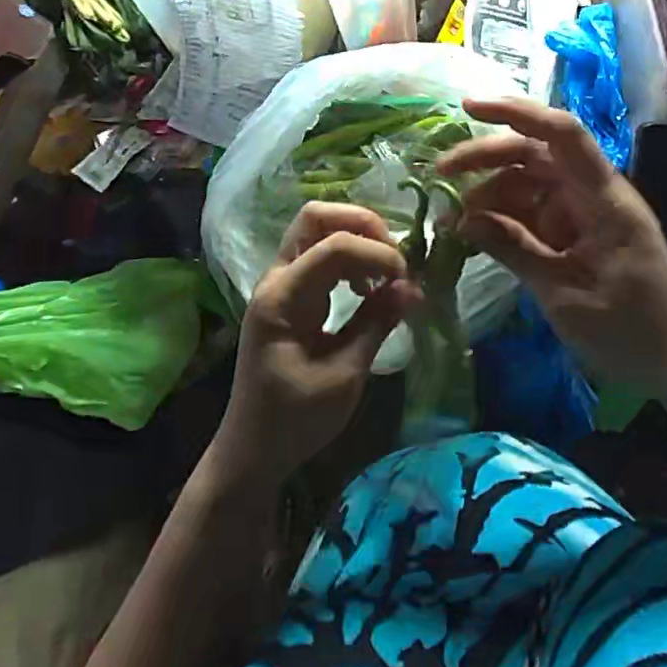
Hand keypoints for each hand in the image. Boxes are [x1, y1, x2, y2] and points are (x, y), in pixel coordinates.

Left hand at [213, 202, 421, 485]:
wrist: (253, 448)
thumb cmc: (294, 420)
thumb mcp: (343, 376)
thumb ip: (376, 325)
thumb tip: (413, 287)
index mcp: (282, 297)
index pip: (333, 245)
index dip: (377, 253)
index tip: (408, 282)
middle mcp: (277, 279)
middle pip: (316, 218)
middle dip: (363, 225)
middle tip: (396, 260)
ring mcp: (281, 284)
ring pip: (317, 231)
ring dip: (358, 239)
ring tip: (387, 275)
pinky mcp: (291, 296)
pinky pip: (320, 256)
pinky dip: (350, 259)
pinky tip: (368, 288)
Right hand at [438, 97, 666, 390]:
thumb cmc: (630, 331)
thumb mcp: (565, 296)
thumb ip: (515, 251)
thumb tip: (463, 220)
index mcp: (605, 200)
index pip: (563, 135)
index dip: (517, 112)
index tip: (467, 107)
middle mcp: (592, 195)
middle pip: (534, 154)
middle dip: (485, 157)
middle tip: (439, 174)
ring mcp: (581, 213)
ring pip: (525, 182)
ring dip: (487, 193)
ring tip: (452, 220)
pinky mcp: (571, 233)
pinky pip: (529, 212)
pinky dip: (499, 218)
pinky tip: (472, 232)